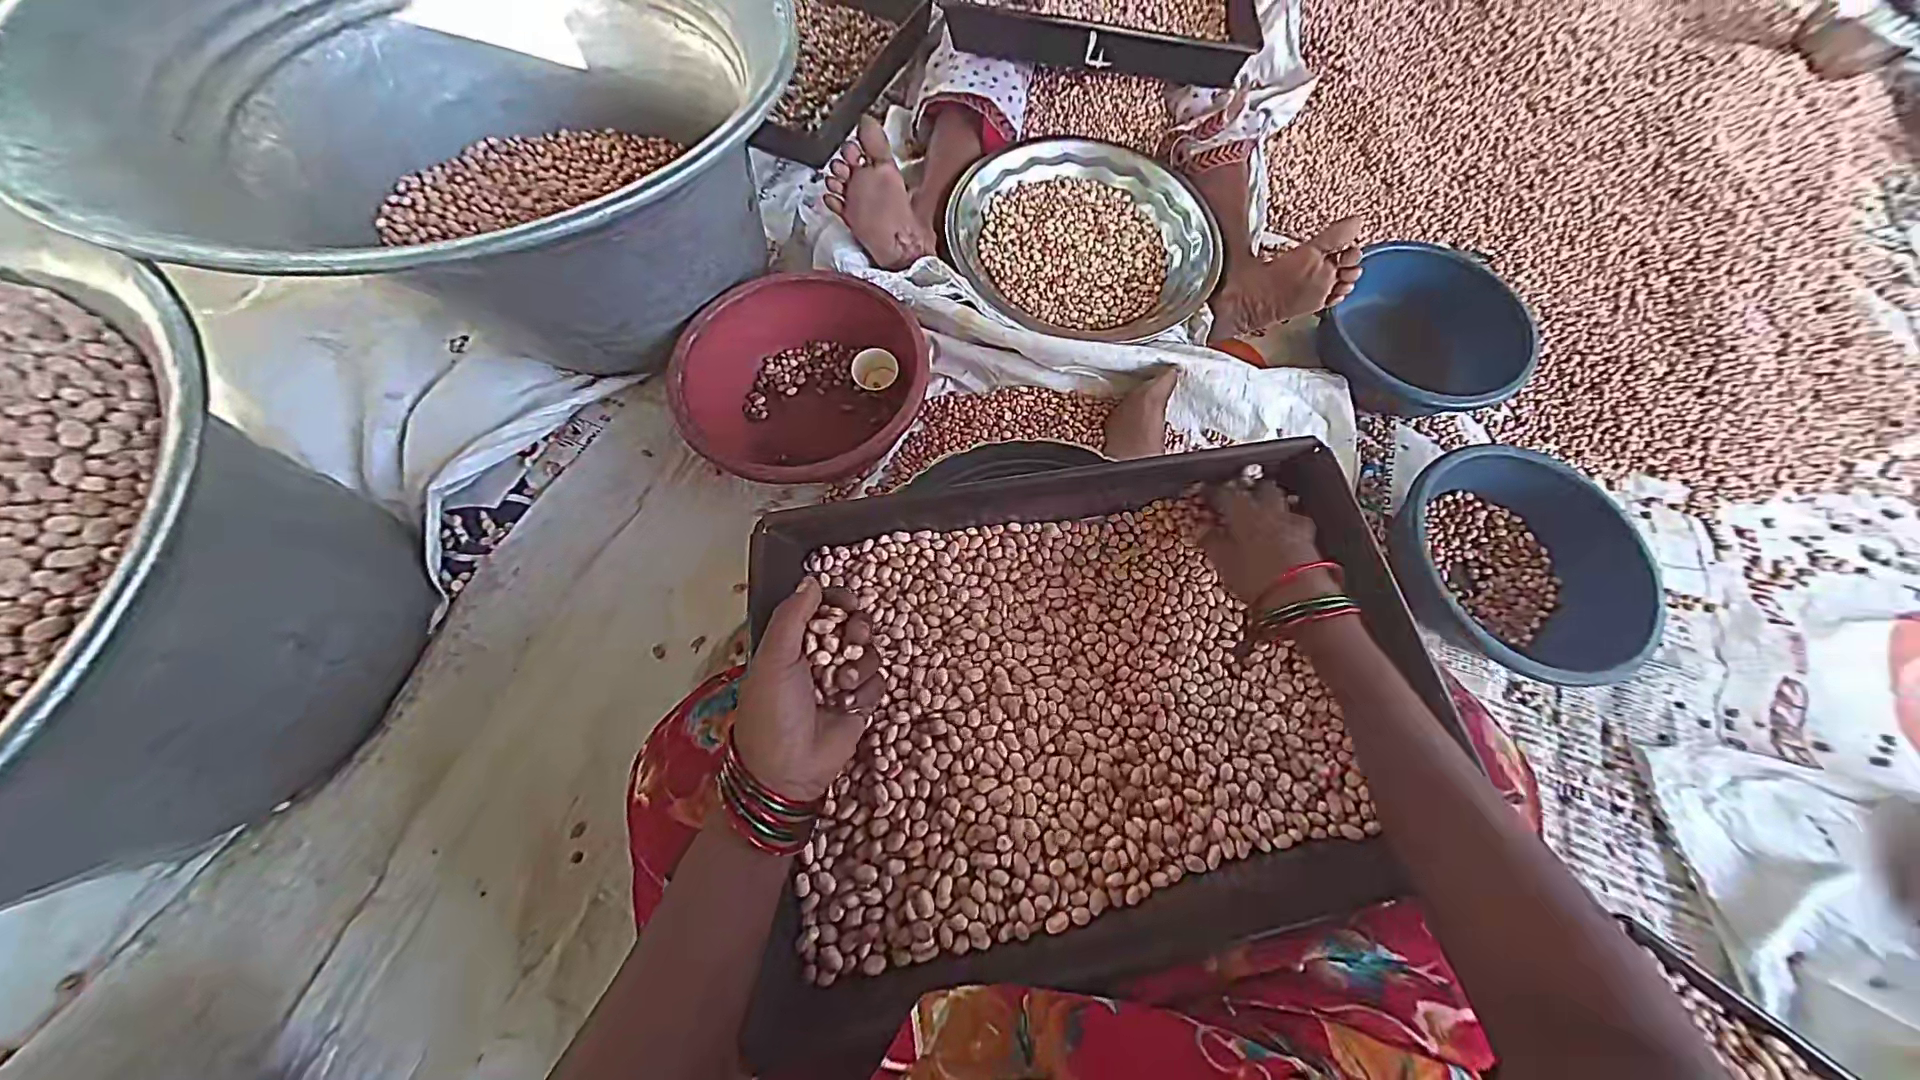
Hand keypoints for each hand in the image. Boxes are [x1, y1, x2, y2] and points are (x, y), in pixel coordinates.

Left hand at [731, 579, 883, 801]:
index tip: (848, 603)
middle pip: (853, 624)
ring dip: (859, 666)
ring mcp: (841, 680)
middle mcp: (820, 657)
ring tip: (840, 686)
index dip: (838, 601)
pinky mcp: (860, 702)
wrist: (787, 770)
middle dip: (856, 630)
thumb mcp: (774, 659)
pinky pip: (878, 681)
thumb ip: (792, 617)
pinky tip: (848, 705)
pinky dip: (866, 691)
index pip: (823, 607)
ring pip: (869, 652)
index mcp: (794, 643)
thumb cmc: (772, 713)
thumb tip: (811, 582)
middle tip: (852, 641)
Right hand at [1200, 480, 1337, 607]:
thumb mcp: (1222, 562)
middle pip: (1259, 487)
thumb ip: (1211, 541)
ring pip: (1280, 500)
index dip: (1212, 492)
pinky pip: (1295, 519)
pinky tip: (1282, 531)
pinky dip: (1286, 521)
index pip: (1224, 493)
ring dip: (1269, 502)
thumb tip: (1201, 529)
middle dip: (1247, 489)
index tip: (1205, 494)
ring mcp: (1292, 522)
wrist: (1298, 597)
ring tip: (1258, 513)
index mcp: (1243, 512)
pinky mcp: (1309, 537)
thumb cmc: (1255, 579)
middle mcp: (1270, 511)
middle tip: (1235, 498)